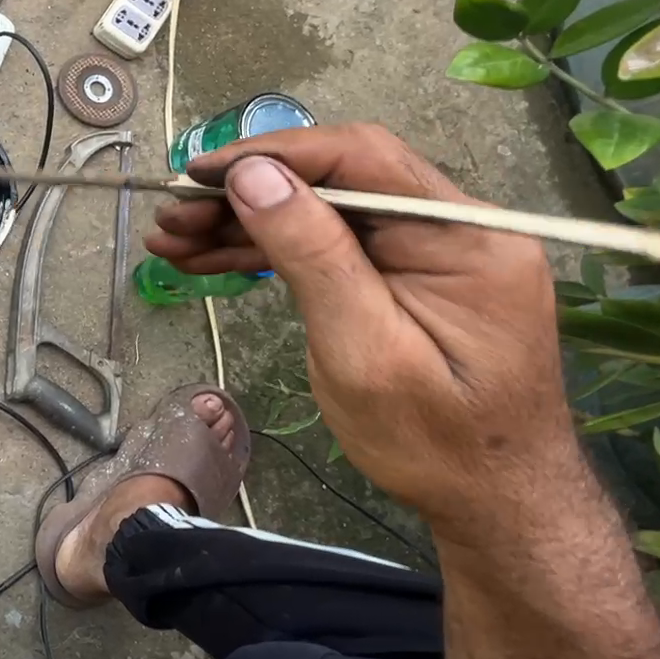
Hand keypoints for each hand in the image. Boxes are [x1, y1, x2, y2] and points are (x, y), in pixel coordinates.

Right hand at [145, 124, 574, 534]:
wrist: (488, 504)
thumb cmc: (434, 441)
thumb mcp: (363, 349)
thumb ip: (312, 254)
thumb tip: (251, 175)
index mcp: (464, 237)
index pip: (359, 158)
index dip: (271, 154)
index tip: (199, 173)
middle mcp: (447, 228)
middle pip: (326, 182)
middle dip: (240, 193)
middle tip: (171, 217)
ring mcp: (419, 250)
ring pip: (311, 211)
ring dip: (237, 221)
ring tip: (170, 239)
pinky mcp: (392, 273)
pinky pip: (316, 243)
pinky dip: (257, 248)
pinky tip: (202, 256)